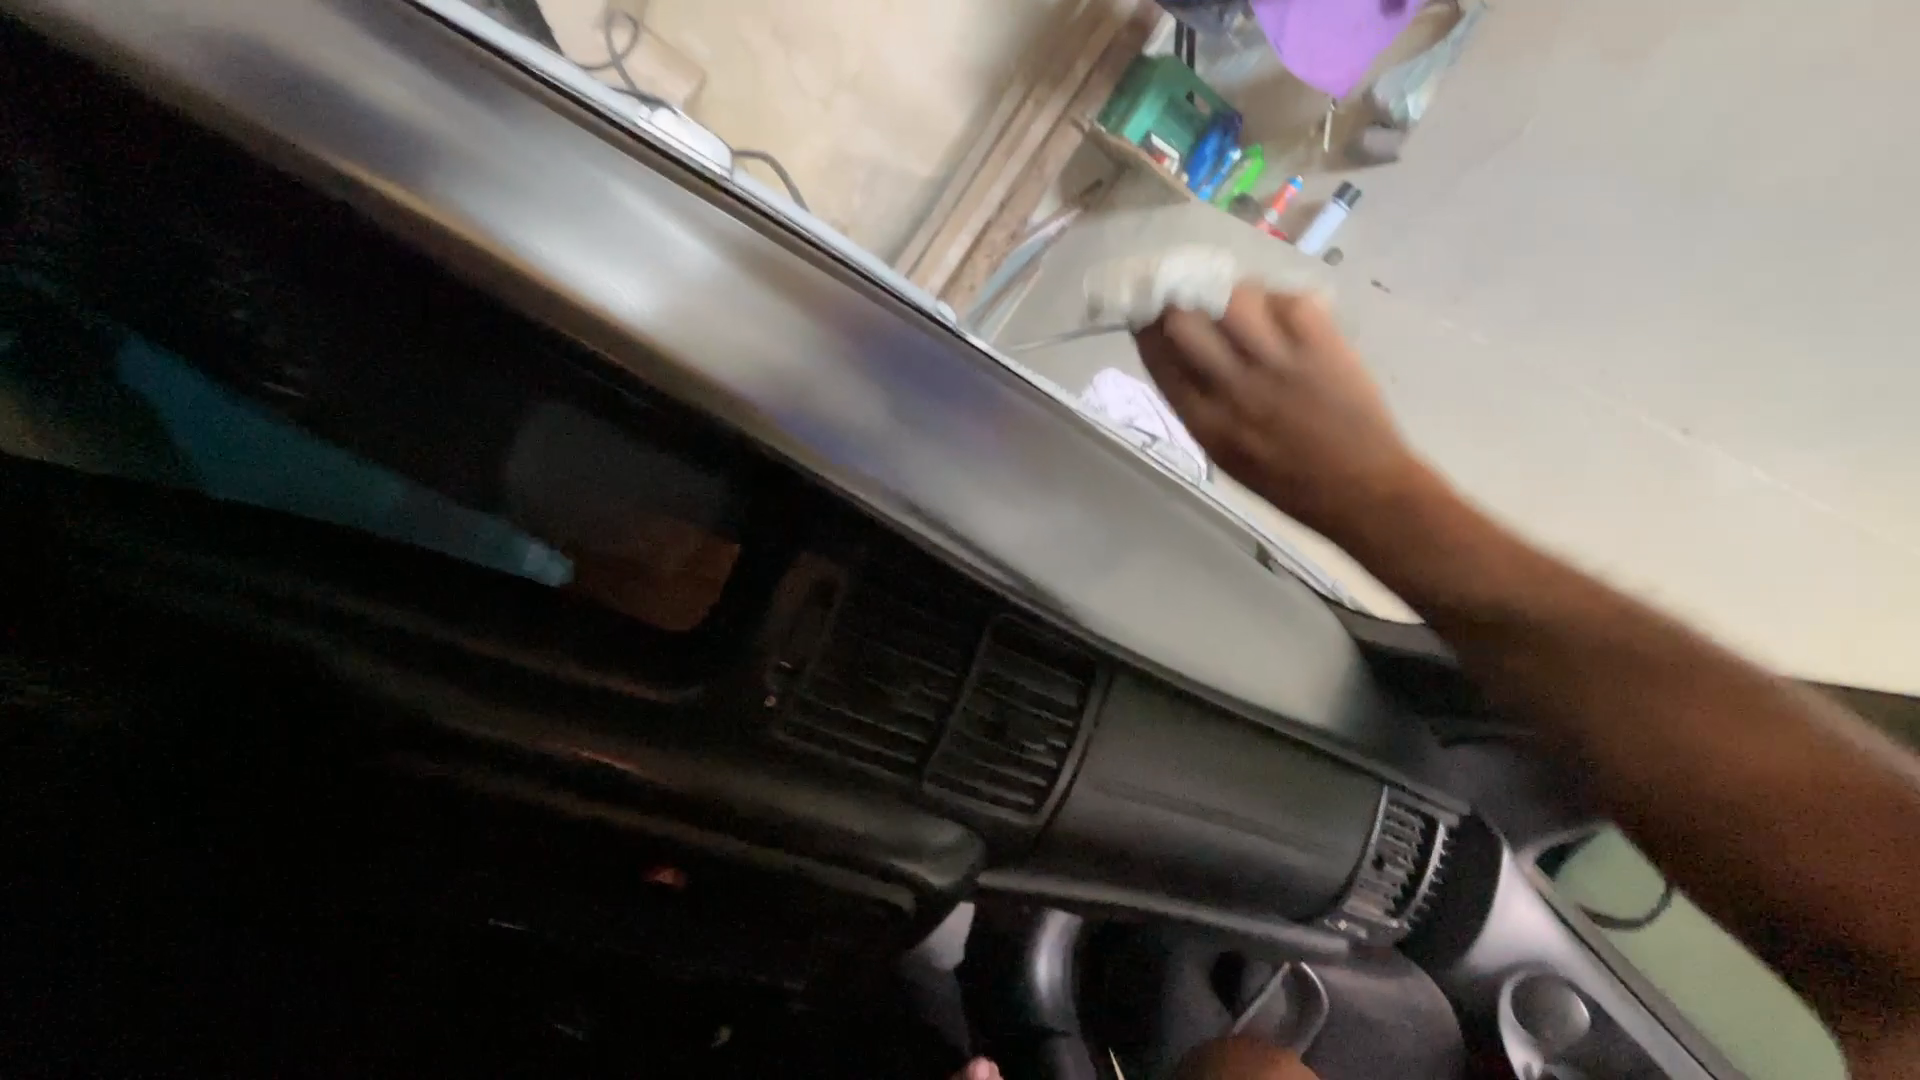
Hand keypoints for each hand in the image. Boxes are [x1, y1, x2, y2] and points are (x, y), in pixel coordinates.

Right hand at [1134, 286, 1424, 543]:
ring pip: (1234, 298)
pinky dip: (1281, 300)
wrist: (1361, 492)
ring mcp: (1278, 364)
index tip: (1150, 309)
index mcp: (1203, 420)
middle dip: (1181, 299)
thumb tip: (1177, 358)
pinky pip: (1289, 301)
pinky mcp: (1321, 346)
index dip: (1146, 324)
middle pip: (1184, 319)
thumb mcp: (1222, 453)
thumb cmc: (1287, 482)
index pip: (1157, 355)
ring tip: (1244, 306)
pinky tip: (1284, 316)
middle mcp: (1233, 388)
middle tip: (1193, 294)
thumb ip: (1197, 405)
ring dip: (1232, 293)